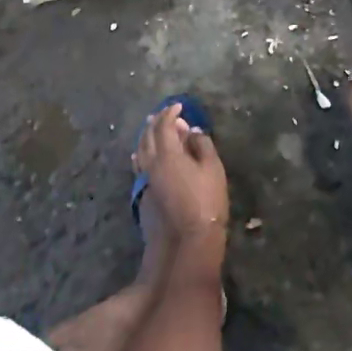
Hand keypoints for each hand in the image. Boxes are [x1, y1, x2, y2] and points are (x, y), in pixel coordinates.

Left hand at [134, 104, 229, 246]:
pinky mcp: (142, 194)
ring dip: (146, 136)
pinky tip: (140, 155)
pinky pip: (139, 166)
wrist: (186, 244)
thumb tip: (191, 131)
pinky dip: (141, 153)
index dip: (170, 113)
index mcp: (167, 153)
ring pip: (141, 149)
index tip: (178, 106)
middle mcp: (150, 162)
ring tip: (151, 128)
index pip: (164, 125)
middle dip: (156, 121)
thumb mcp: (212, 170)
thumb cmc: (205, 203)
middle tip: (163, 114)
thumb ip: (202, 145)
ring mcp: (144, 179)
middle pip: (148, 135)